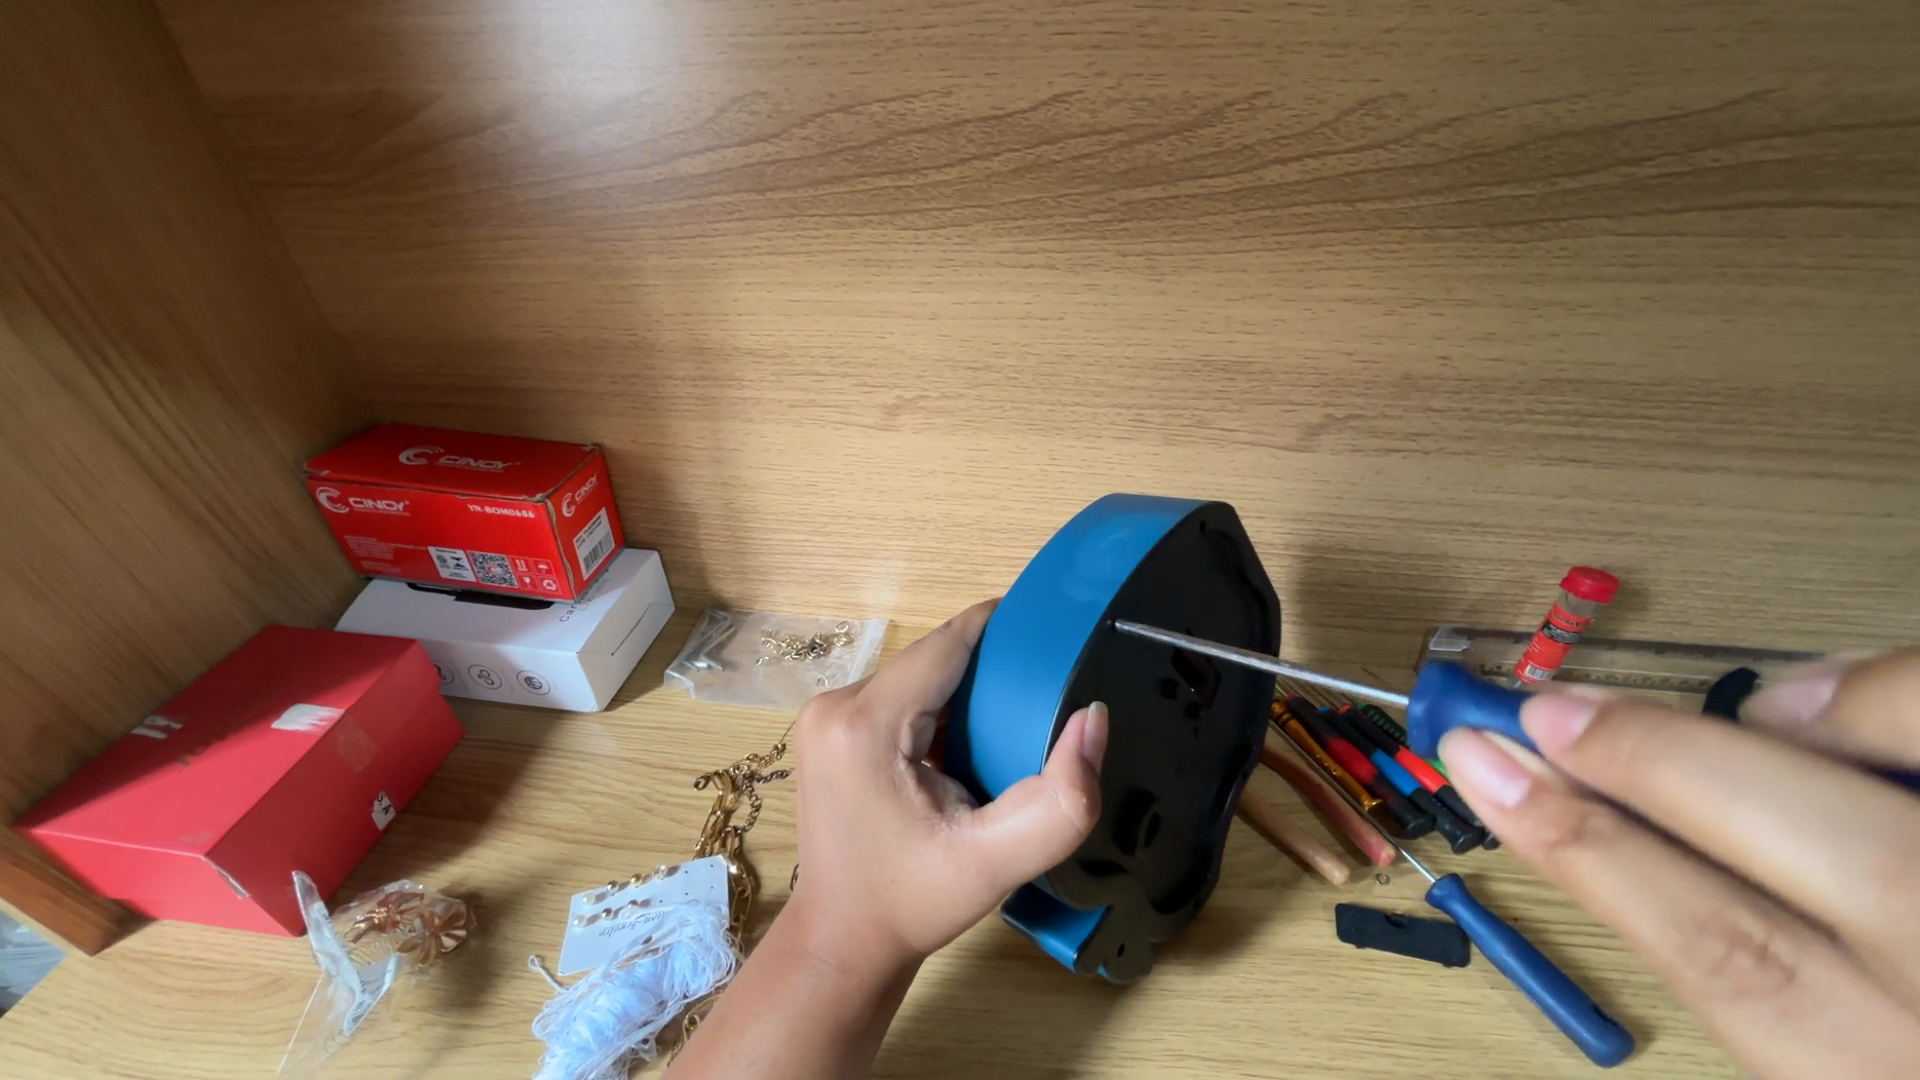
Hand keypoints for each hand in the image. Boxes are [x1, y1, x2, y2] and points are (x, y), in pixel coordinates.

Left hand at [784, 599, 1107, 976]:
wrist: (842, 943)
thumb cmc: (911, 905)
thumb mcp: (997, 864)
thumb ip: (1061, 799)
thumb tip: (1094, 717)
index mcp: (865, 724)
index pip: (945, 644)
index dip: (999, 624)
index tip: (1051, 623)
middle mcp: (835, 706)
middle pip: (931, 658)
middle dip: (989, 664)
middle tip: (1046, 682)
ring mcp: (825, 716)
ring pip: (916, 676)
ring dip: (964, 687)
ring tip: (1017, 708)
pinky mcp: (829, 730)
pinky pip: (897, 697)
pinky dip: (938, 707)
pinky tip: (971, 734)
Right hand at [1440, 650, 1919, 1079]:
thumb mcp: (1841, 1052)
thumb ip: (1757, 958)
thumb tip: (1612, 812)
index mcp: (1900, 1077)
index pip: (1723, 953)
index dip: (1579, 840)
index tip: (1482, 758)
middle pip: (1849, 866)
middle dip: (1658, 760)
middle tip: (1551, 707)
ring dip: (1820, 718)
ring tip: (1761, 709)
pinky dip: (1910, 693)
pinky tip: (1869, 703)